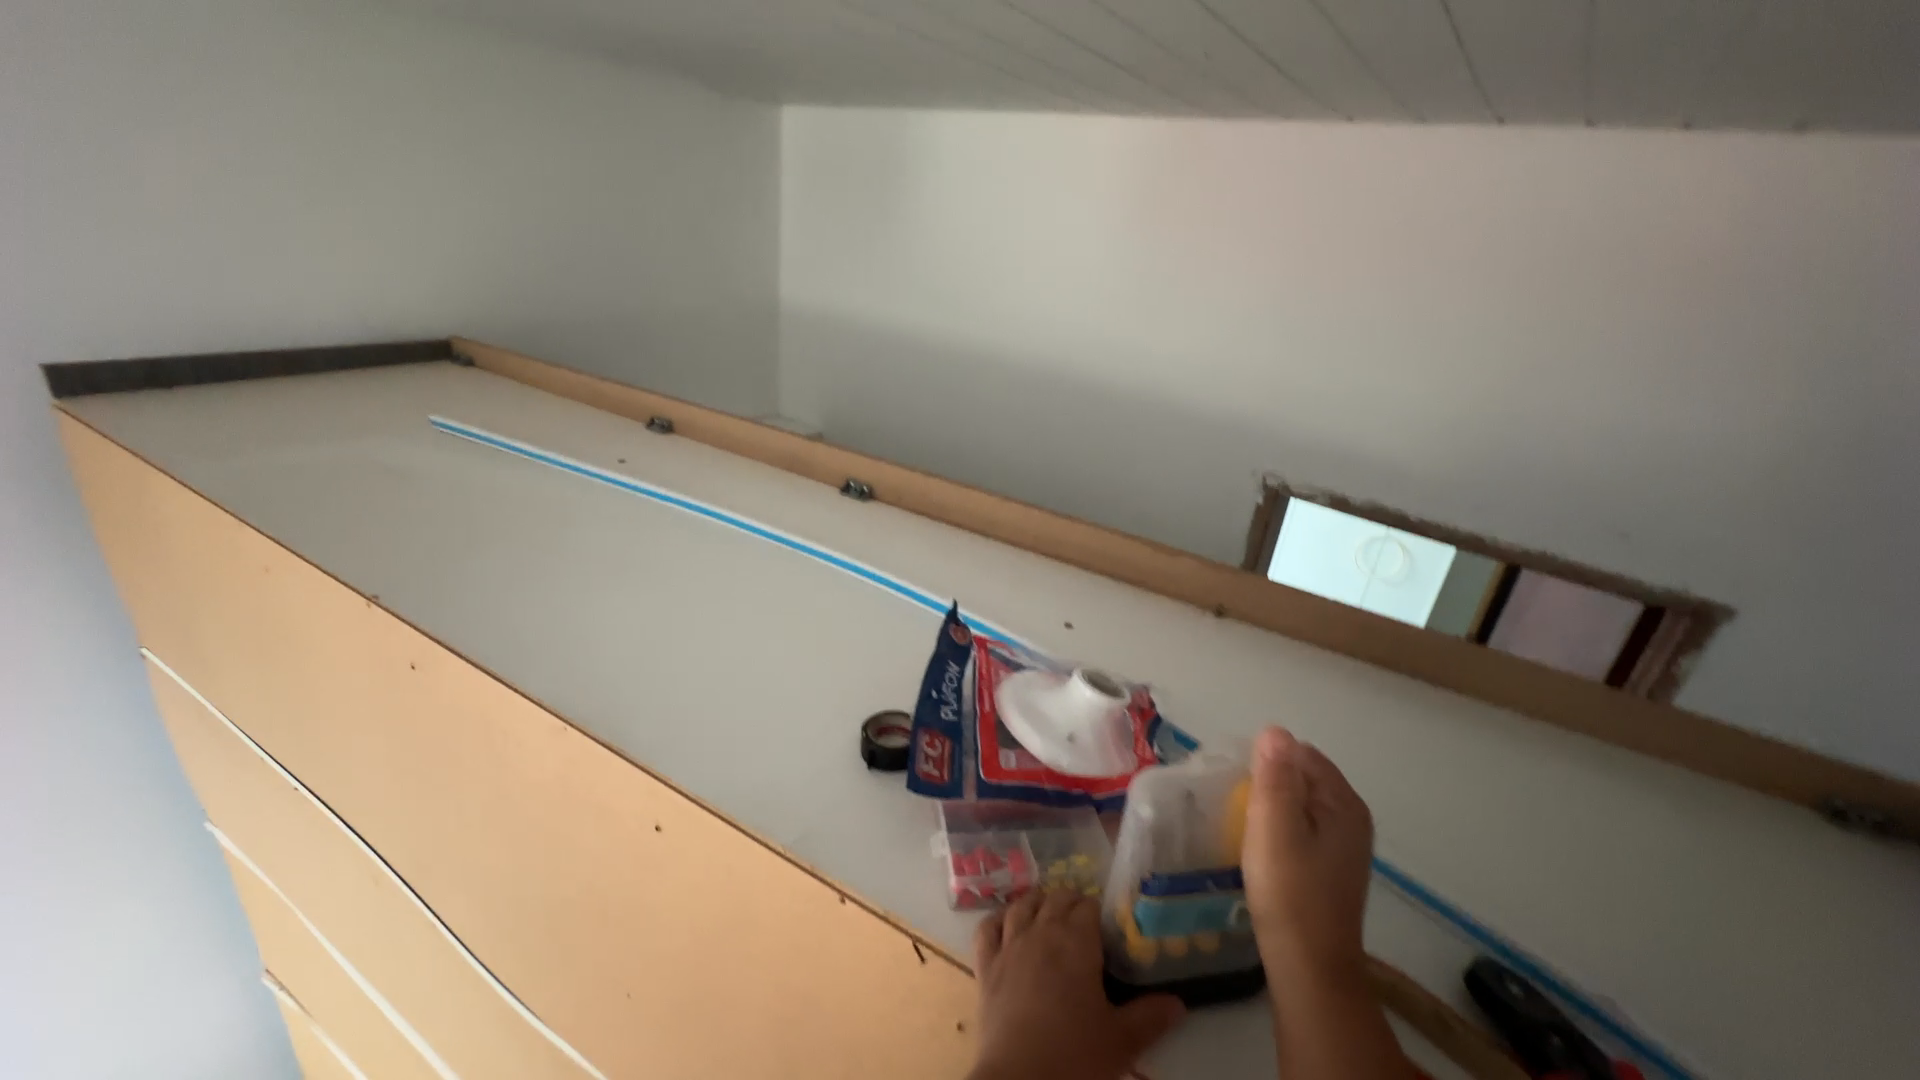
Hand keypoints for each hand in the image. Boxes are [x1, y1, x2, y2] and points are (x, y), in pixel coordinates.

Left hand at [966, 888, 1185, 1079]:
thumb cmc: (1076, 1056)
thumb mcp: (1122, 1040)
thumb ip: (1151, 1017)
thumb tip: (1179, 1004)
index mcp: (1076, 942)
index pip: (1089, 906)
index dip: (1099, 913)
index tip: (1109, 930)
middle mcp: (1041, 932)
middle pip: (1056, 899)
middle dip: (1072, 904)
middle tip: (1085, 925)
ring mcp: (1009, 946)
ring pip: (1021, 905)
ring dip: (1037, 903)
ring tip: (1048, 912)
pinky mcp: (985, 966)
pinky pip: (987, 929)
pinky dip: (997, 920)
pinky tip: (1006, 926)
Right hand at [1240, 726, 1375, 983]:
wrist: (1309, 966)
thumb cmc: (1288, 892)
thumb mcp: (1274, 827)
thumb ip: (1274, 777)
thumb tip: (1274, 731)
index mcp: (1344, 803)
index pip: (1302, 754)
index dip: (1266, 760)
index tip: (1235, 781)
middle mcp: (1351, 819)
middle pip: (1303, 777)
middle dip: (1268, 781)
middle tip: (1232, 801)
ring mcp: (1343, 846)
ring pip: (1300, 805)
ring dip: (1271, 806)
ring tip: (1240, 822)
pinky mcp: (1330, 868)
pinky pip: (1301, 829)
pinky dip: (1278, 829)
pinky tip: (1259, 848)